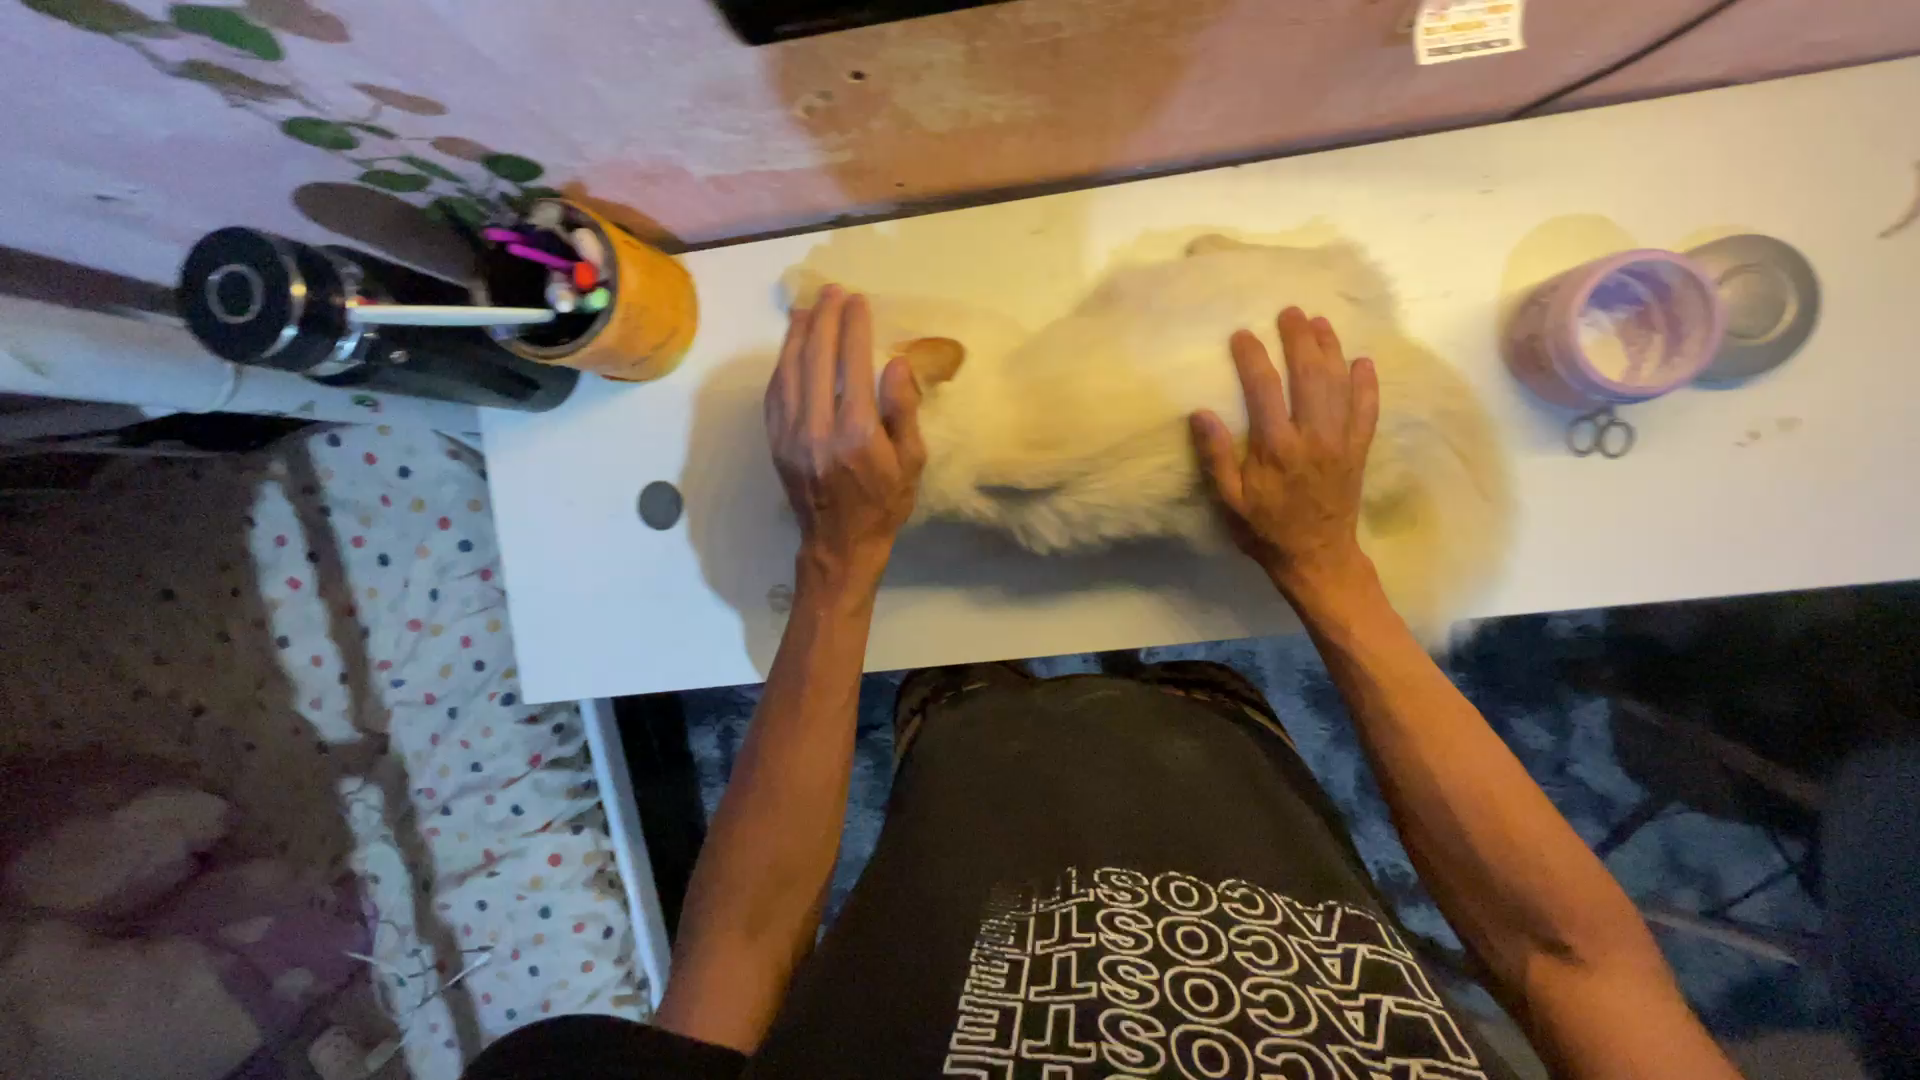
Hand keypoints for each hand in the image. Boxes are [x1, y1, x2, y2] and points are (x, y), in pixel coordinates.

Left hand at [765, 285, 925, 593]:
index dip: (854, 327)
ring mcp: (790, 434)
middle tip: (835, 293)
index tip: (859, 302)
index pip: (852, 364)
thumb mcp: (911, 463)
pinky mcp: (775, 441)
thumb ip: (904, 411)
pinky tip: (791, 347)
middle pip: (816, 358)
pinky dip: (782, 363)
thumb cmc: (884, 504)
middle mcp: (817, 427)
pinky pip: (775, 392)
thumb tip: (895, 363)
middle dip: (826, 319)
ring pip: (788, 370)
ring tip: (809, 308)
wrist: (839, 544)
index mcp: (856, 432)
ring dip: (798, 334)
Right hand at [1191, 307, 1379, 597]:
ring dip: (1330, 350)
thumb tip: (1201, 414)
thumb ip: (1216, 457)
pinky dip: (1367, 384)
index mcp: (1277, 448)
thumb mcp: (1229, 501)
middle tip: (1289, 312)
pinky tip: (1362, 361)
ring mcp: (1341, 442)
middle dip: (1298, 340)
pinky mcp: (1359, 450)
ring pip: (1340, 385)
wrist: (1317, 558)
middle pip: (1309, 375)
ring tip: (1320, 323)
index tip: (1242, 334)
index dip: (1253, 357)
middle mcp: (1313, 437)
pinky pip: (1367, 410)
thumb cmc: (1265, 530)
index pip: (1264, 389)